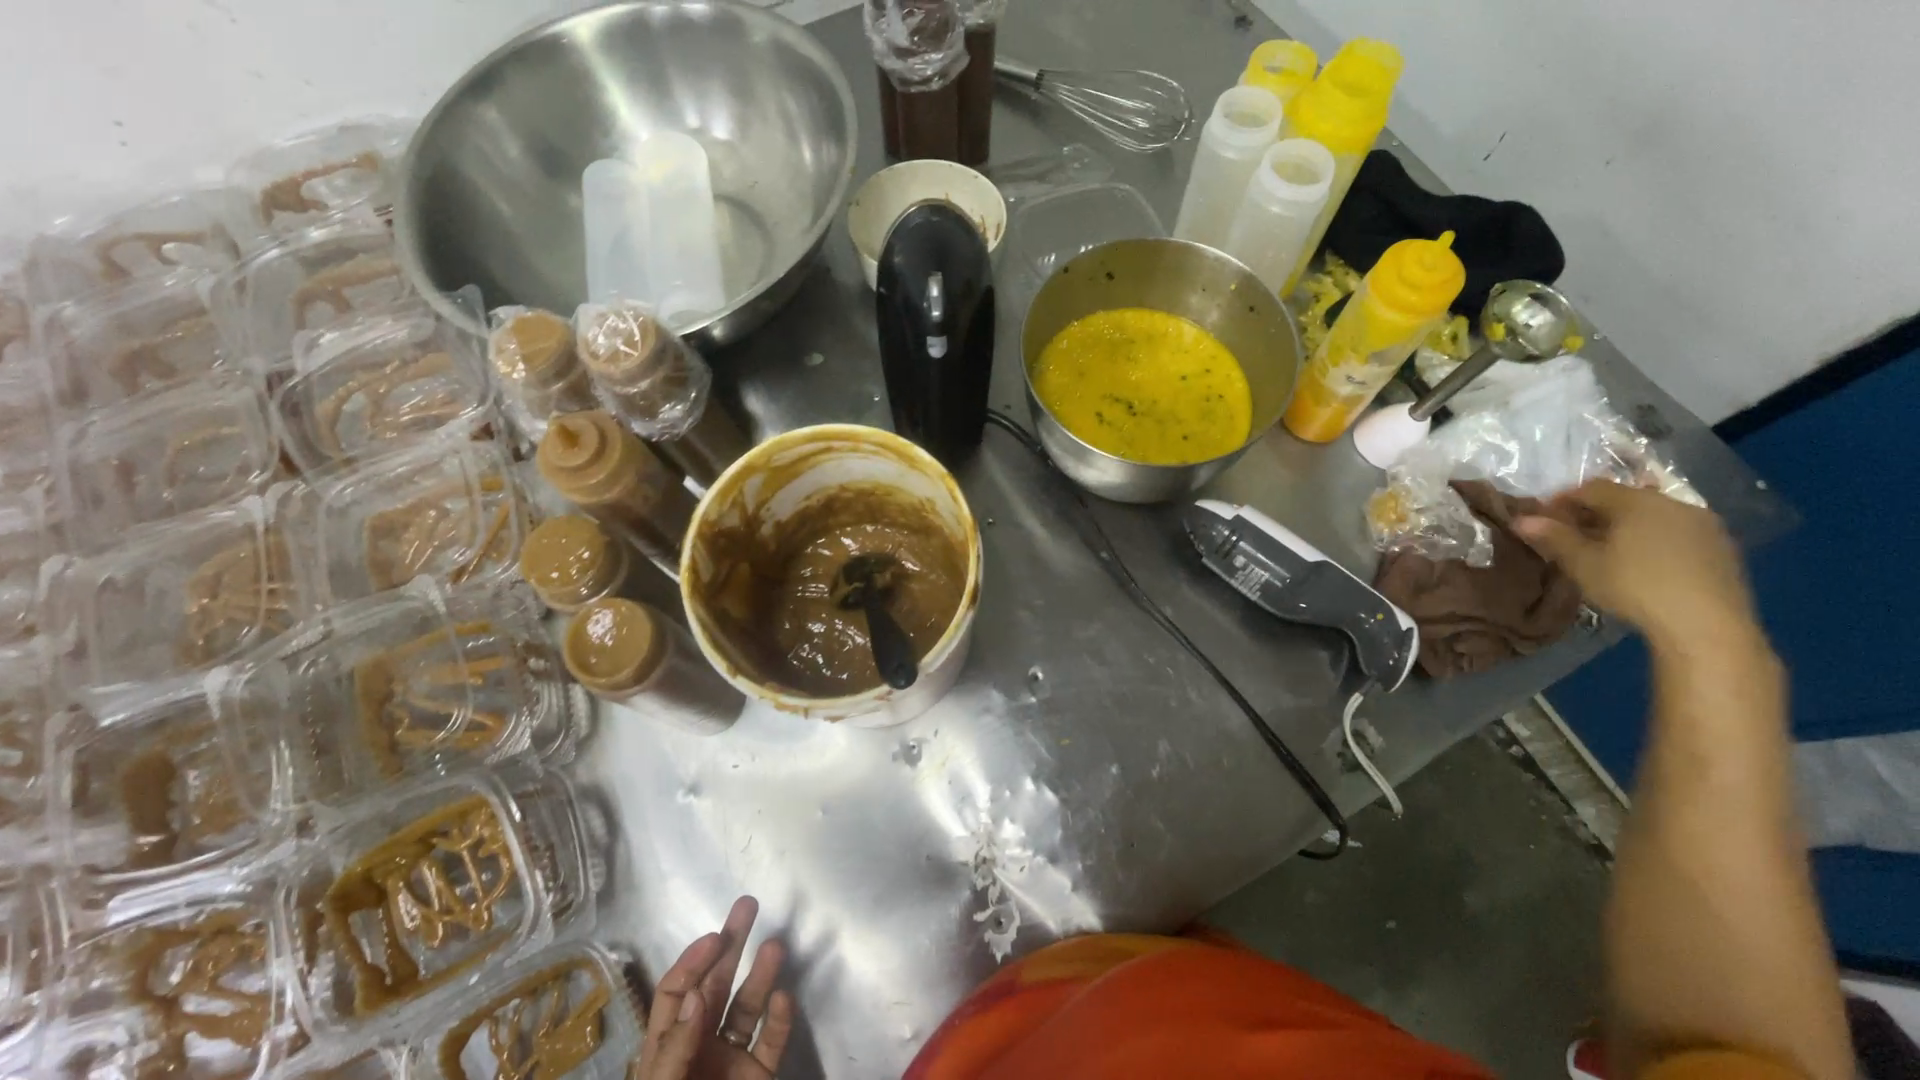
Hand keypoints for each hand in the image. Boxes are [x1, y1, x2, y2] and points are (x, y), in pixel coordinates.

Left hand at [637, 897, 793, 1079]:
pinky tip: (784, 997)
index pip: (677, 992)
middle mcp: (700, 1043)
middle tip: (748, 905)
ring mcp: (732, 1059)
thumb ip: (676, 1044)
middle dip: (731, 944)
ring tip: (776, 945)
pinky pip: (771, 1042)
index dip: (694, 962)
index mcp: (666, 1045)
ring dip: (760, 975)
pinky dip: (780, 1020)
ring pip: (747, 1008)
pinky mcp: (760, 1075)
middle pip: (715, 985)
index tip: (716, 937)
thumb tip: (698, 996)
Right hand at [1512, 480, 1756, 649]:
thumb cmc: (1634, 587)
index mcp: (1636, 501)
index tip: (1545, 520)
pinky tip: (1648, 565)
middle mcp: (1672, 502)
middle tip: (1575, 538)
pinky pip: (1678, 532)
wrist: (1706, 623)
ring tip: (1611, 552)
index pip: (1590, 487)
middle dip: (1596, 514)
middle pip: (1625, 499)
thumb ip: (1553, 538)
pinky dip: (1656, 540)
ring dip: (1628, 526)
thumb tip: (1520, 519)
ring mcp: (1703, 523)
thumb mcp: (1583, 565)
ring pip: (1654, 515)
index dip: (1562, 500)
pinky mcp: (1723, 546)